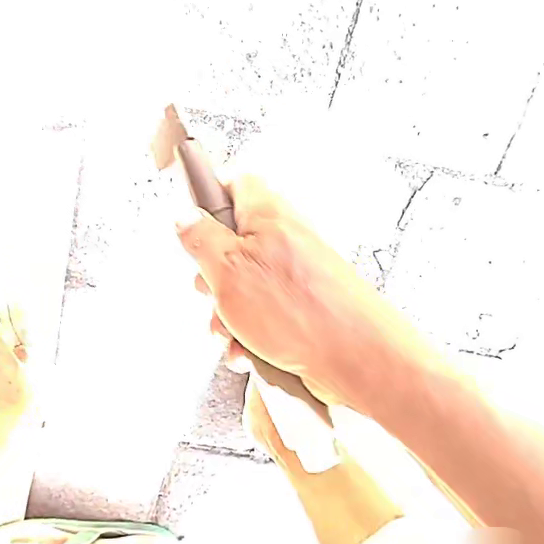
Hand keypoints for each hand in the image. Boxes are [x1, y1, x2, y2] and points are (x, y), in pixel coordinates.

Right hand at [176, 173, 411, 410]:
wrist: (359, 360)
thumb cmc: (301, 312)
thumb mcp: (228, 270)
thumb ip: (201, 238)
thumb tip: (183, 218)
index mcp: (268, 215)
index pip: (234, 183)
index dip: (208, 197)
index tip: (191, 221)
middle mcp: (285, 239)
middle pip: (231, 242)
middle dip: (211, 275)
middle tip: (209, 290)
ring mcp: (296, 274)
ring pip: (243, 284)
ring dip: (227, 312)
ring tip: (232, 332)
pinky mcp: (304, 305)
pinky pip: (264, 312)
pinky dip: (251, 332)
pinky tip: (250, 349)